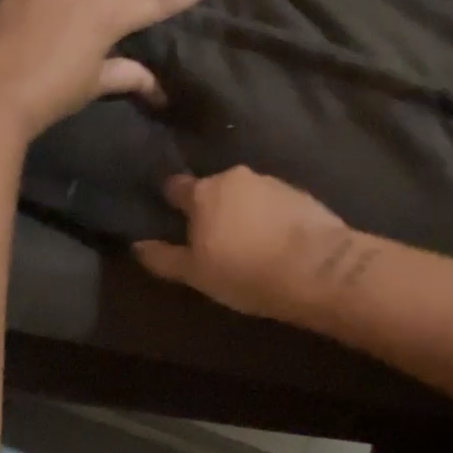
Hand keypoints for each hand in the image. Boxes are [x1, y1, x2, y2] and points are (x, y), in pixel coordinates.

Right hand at [133, 167, 364, 321]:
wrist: (316, 269)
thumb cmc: (245, 272)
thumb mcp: (196, 274)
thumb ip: (165, 258)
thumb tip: (136, 245)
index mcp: (204, 192)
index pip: (177, 187)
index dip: (173, 201)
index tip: (173, 217)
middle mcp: (236, 177)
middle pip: (215, 189)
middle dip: (213, 208)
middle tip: (215, 238)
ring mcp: (272, 183)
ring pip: (248, 195)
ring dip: (245, 212)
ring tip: (250, 242)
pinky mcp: (303, 195)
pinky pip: (276, 204)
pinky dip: (272, 218)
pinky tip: (277, 242)